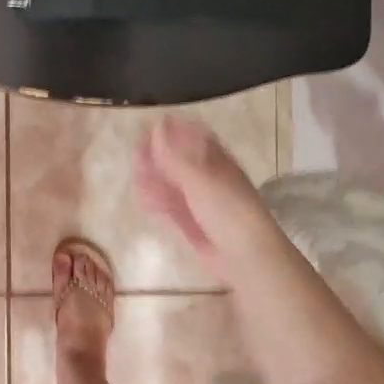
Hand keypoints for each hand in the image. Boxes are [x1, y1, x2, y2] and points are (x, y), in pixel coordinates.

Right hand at [134, 117, 276, 280]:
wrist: (246, 257)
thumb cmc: (228, 211)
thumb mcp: (201, 179)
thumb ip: (176, 156)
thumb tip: (157, 125)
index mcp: (218, 163)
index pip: (194, 139)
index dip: (173, 132)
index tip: (151, 128)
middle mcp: (209, 180)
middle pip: (180, 163)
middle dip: (158, 158)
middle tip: (137, 155)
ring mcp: (201, 203)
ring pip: (174, 187)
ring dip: (156, 181)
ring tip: (138, 177)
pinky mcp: (193, 225)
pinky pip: (172, 209)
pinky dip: (159, 203)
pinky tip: (146, 199)